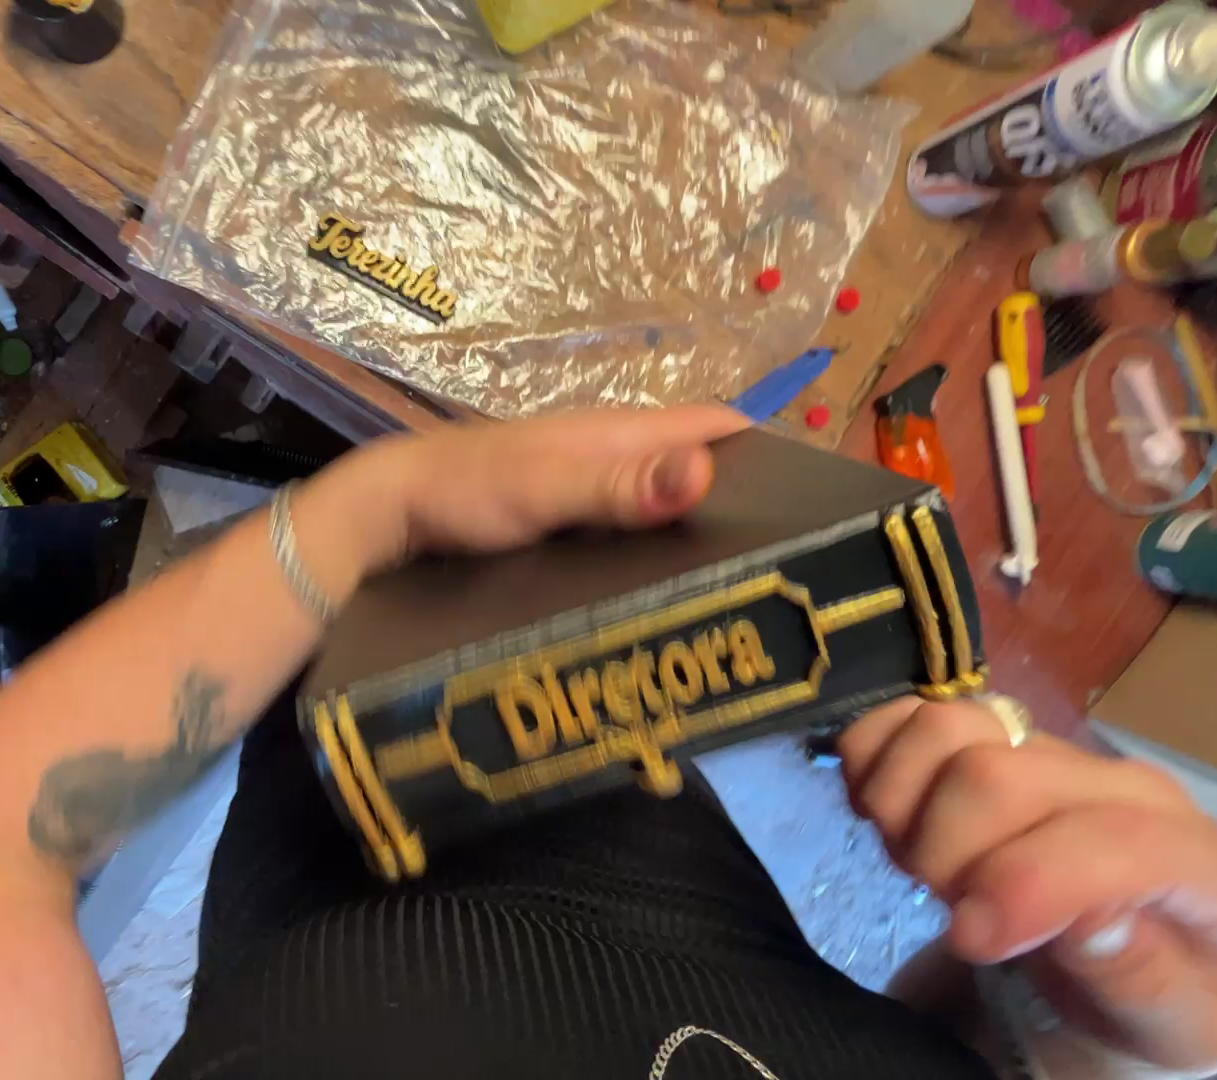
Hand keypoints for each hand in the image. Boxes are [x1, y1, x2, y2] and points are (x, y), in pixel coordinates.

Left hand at [297, 405, 749, 585]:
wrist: (396, 512)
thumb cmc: (468, 487)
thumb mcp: (543, 486)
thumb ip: (617, 483)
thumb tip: (705, 474)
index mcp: (620, 433)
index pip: (717, 429)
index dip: (770, 456)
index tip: (819, 513)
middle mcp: (613, 459)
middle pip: (696, 474)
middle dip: (740, 511)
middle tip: (784, 579)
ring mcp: (588, 494)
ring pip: (661, 510)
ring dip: (693, 541)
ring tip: (736, 602)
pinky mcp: (566, 526)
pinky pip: (625, 536)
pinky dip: (649, 558)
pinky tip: (661, 602)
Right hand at [839, 697, 1216, 1075]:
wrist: (1109, 961)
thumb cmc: (1145, 1000)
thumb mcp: (1169, 1028)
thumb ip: (1140, 981)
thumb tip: (1085, 919)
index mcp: (1211, 865)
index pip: (1115, 840)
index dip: (1027, 883)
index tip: (967, 939)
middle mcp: (1127, 784)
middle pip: (995, 775)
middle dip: (942, 850)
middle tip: (943, 903)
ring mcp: (1045, 746)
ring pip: (940, 725)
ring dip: (898, 802)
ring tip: (917, 858)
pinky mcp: (979, 734)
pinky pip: (896, 716)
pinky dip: (868, 760)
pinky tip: (884, 811)